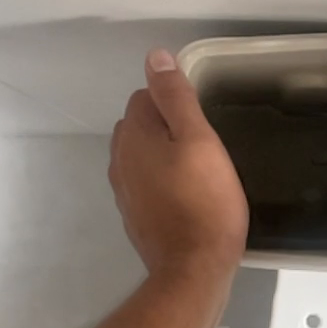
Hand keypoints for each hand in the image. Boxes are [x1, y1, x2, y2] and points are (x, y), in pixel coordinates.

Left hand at [109, 49, 247, 282]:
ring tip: (199, 177)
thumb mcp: (201, 142)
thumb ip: (177, 98)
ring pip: (143, 159)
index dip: (177, 105)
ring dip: (165, 160)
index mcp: (134, 134)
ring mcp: (124, 192)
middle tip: (206, 152)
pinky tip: (188, 202)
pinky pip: (147, 188)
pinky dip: (163, 187)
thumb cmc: (206, 204)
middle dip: (168, 130)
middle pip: (142, 126)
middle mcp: (120, 158)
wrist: (193, 270)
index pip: (147, 96)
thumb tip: (156, 57)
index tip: (204, 127)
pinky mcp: (135, 218)